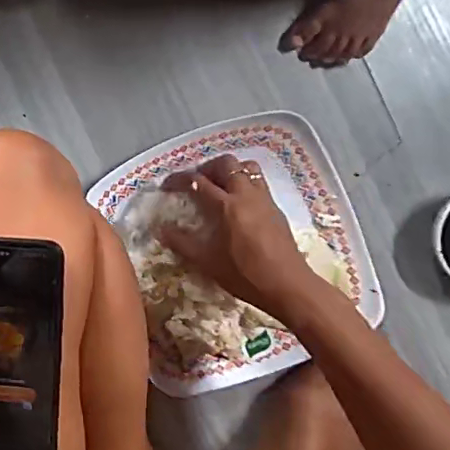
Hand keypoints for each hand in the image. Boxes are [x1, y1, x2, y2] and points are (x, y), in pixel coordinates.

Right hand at [159, 155, 317, 318]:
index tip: (167, 185)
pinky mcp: (276, 208)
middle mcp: (246, 195)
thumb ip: (183, 243)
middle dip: (207, 167)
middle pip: (226, 164)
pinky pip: (259, 182)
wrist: (287, 285)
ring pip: (247, 167)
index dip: (179, 179)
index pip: (198, 182)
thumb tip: (162, 230)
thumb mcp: (208, 262)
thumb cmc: (245, 275)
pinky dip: (245, 181)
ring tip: (219, 185)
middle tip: (196, 182)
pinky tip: (239, 202)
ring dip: (230, 170)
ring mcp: (264, 199)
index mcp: (226, 206)